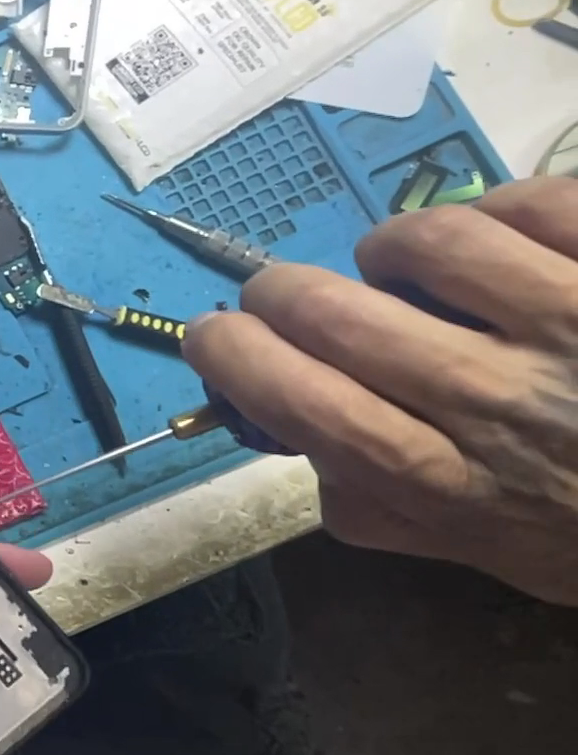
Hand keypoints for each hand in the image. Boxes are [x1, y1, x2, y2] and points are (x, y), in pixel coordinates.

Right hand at [182, 176, 577, 605]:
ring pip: (425, 240)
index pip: (280, 390)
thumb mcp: (481, 552)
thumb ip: (369, 503)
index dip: (221, 346)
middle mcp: (493, 401)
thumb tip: (291, 436)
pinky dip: (498, 211)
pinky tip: (505, 240)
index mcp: (435, 477)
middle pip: (321, 307)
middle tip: (289, 297)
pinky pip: (538, 202)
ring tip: (408, 265)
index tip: (216, 334)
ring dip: (388, 248)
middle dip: (275, 291)